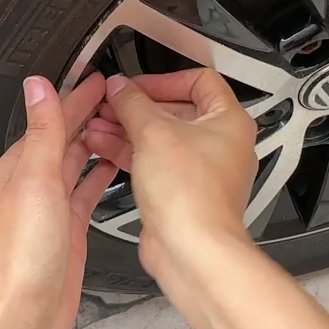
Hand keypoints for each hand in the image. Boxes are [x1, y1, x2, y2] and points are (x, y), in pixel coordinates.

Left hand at [0, 73, 117, 328]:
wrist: (23, 315)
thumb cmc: (21, 256)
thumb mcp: (34, 180)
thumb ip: (42, 132)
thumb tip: (36, 86)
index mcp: (22, 165)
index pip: (54, 118)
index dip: (78, 96)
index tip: (102, 79)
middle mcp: (35, 183)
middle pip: (68, 138)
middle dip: (93, 115)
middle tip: (123, 98)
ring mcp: (53, 207)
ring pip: (80, 163)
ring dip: (100, 143)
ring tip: (126, 126)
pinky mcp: (69, 230)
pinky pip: (88, 192)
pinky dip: (103, 176)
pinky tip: (116, 168)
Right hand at [81, 69, 257, 280]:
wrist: (192, 248)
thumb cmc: (192, 197)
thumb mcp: (154, 133)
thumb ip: (133, 103)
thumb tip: (121, 88)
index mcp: (229, 121)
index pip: (199, 81)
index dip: (164, 79)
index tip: (137, 84)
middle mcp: (221, 145)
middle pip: (175, 111)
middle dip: (137, 107)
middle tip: (111, 103)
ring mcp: (202, 170)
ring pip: (161, 138)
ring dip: (127, 128)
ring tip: (99, 122)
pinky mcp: (182, 192)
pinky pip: (154, 163)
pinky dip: (130, 152)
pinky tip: (104, 145)